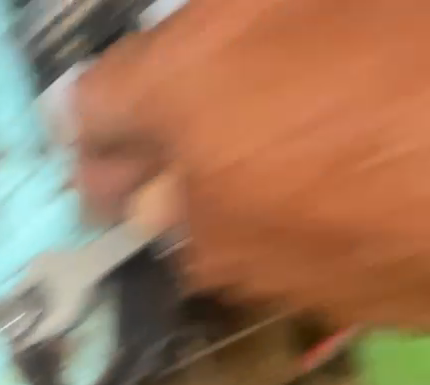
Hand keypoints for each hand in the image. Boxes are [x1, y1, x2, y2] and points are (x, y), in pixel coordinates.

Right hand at [72, 0, 429, 327]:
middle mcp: (257, 1)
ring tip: (301, 136)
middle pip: (179, 53)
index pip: (88, 103)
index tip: (128, 201)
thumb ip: (173, 214)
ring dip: (259, 84)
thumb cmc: (389, 225)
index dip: (99, 158)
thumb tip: (165, 192)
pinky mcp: (402, 6)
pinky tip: (376, 104)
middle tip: (205, 171)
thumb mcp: (235, 255)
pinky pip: (341, 26)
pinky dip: (342, 56)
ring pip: (265, 30)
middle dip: (178, 114)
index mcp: (186, 69)